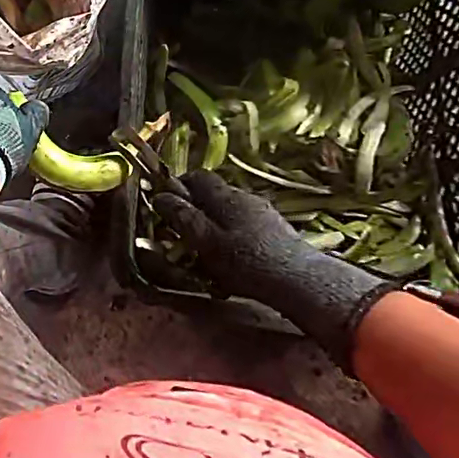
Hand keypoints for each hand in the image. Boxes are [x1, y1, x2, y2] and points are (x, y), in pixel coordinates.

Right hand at [154, 171, 397, 369]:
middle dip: (195, 206)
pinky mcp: (275, 230)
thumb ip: (182, 217)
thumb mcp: (205, 241)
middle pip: (213, 192)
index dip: (178, 186)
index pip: (196, 176)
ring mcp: (262, 213)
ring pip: (229, 210)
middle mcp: (244, 197)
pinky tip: (232, 257)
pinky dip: (232, 235)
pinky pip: (245, 225)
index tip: (166, 204)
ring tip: (205, 248)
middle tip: (181, 230)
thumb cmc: (246, 262)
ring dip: (214, 222)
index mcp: (224, 196)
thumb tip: (159, 195)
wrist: (300, 281)